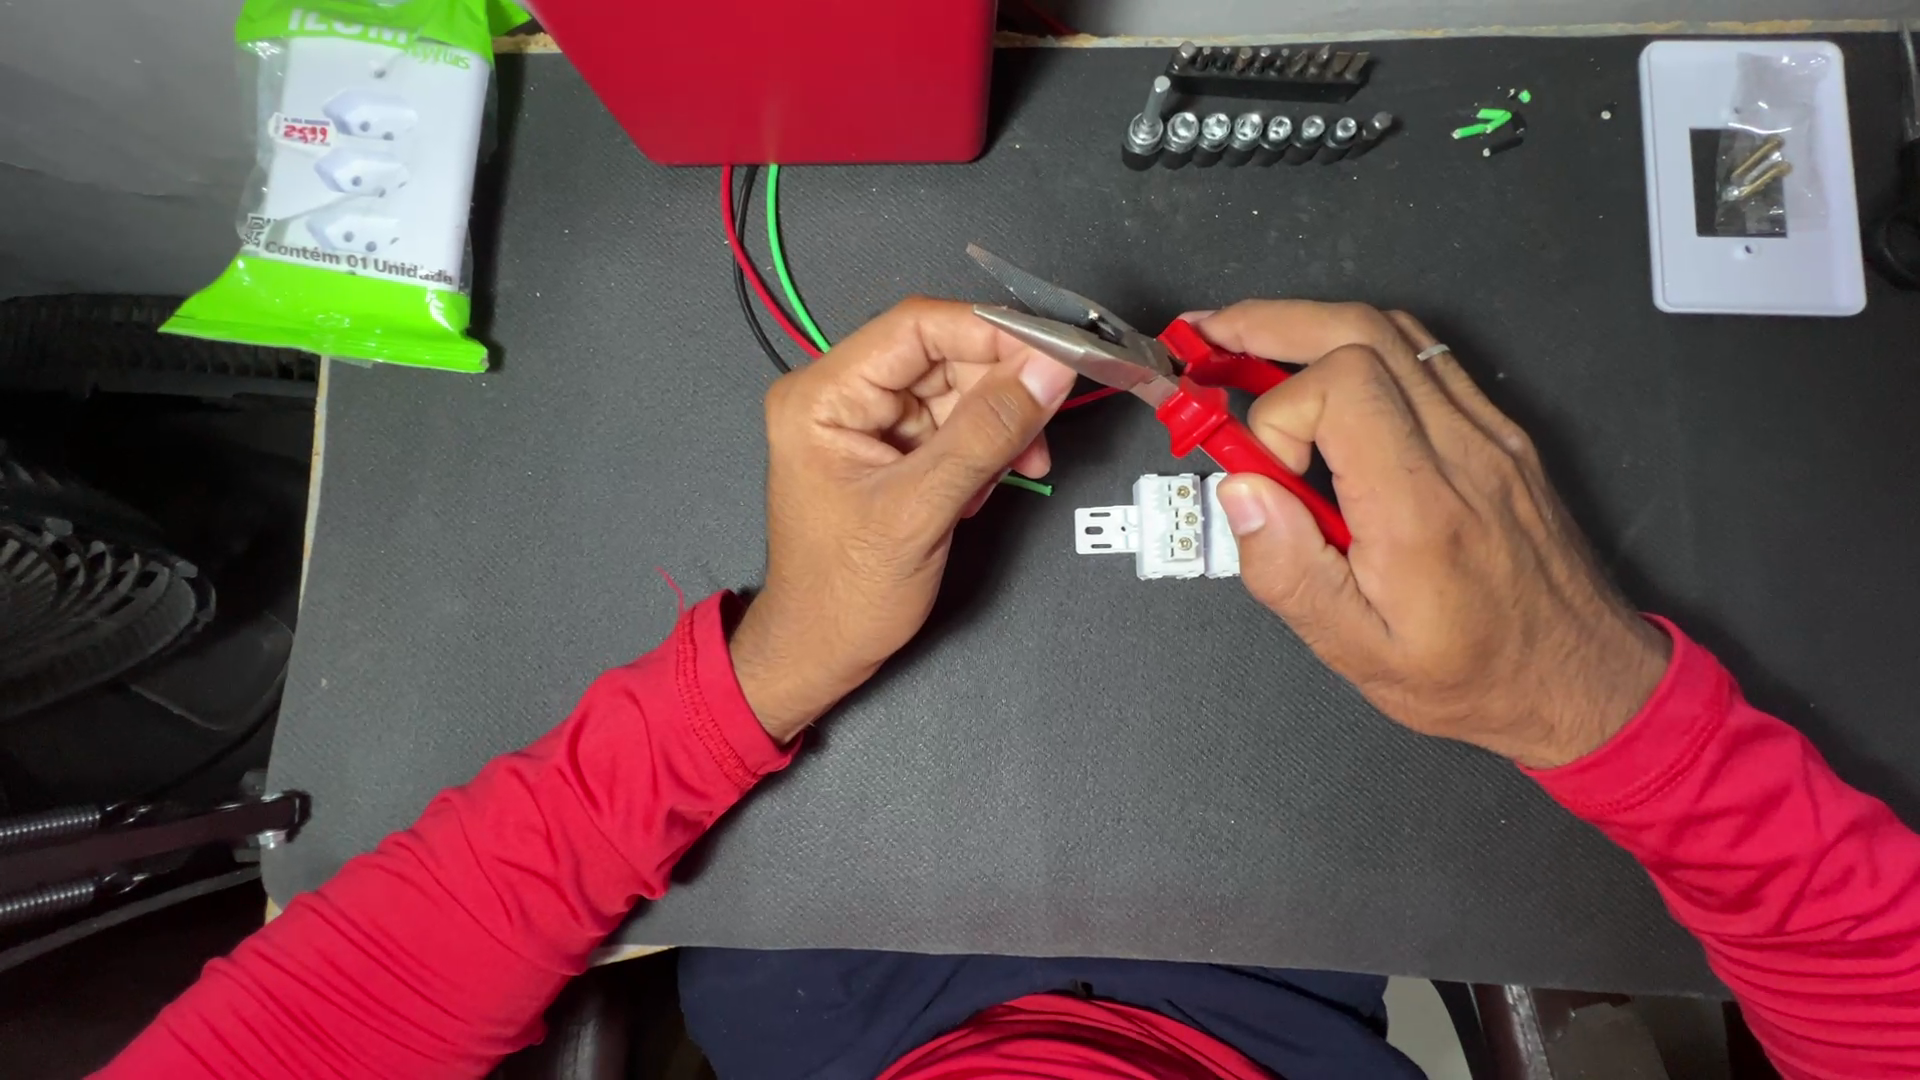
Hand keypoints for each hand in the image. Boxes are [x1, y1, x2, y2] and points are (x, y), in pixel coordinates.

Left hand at [730, 297, 1077, 741]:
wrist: (823, 648)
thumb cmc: (846, 593)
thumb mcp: (920, 510)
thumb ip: (986, 435)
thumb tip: (1047, 371)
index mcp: (824, 397)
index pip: (916, 328)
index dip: (990, 331)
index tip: (1053, 350)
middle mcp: (843, 397)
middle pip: (943, 358)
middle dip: (1001, 390)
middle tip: (1046, 421)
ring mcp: (870, 424)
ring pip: (958, 394)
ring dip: (999, 428)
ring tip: (1017, 468)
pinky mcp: (894, 451)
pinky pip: (956, 428)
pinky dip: (986, 451)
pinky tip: (988, 485)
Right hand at [1198, 302, 1670, 768]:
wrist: (1578, 681)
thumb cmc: (1466, 675)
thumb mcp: (1354, 649)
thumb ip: (1286, 569)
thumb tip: (1241, 491)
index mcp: (1419, 507)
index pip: (1338, 388)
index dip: (1275, 417)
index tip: (1262, 474)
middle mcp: (1461, 451)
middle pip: (1359, 330)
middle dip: (1268, 324)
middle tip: (1207, 335)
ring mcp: (1486, 433)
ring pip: (1391, 330)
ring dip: (1306, 325)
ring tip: (1245, 343)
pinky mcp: (1494, 433)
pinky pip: (1421, 355)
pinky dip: (1353, 343)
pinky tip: (1315, 368)